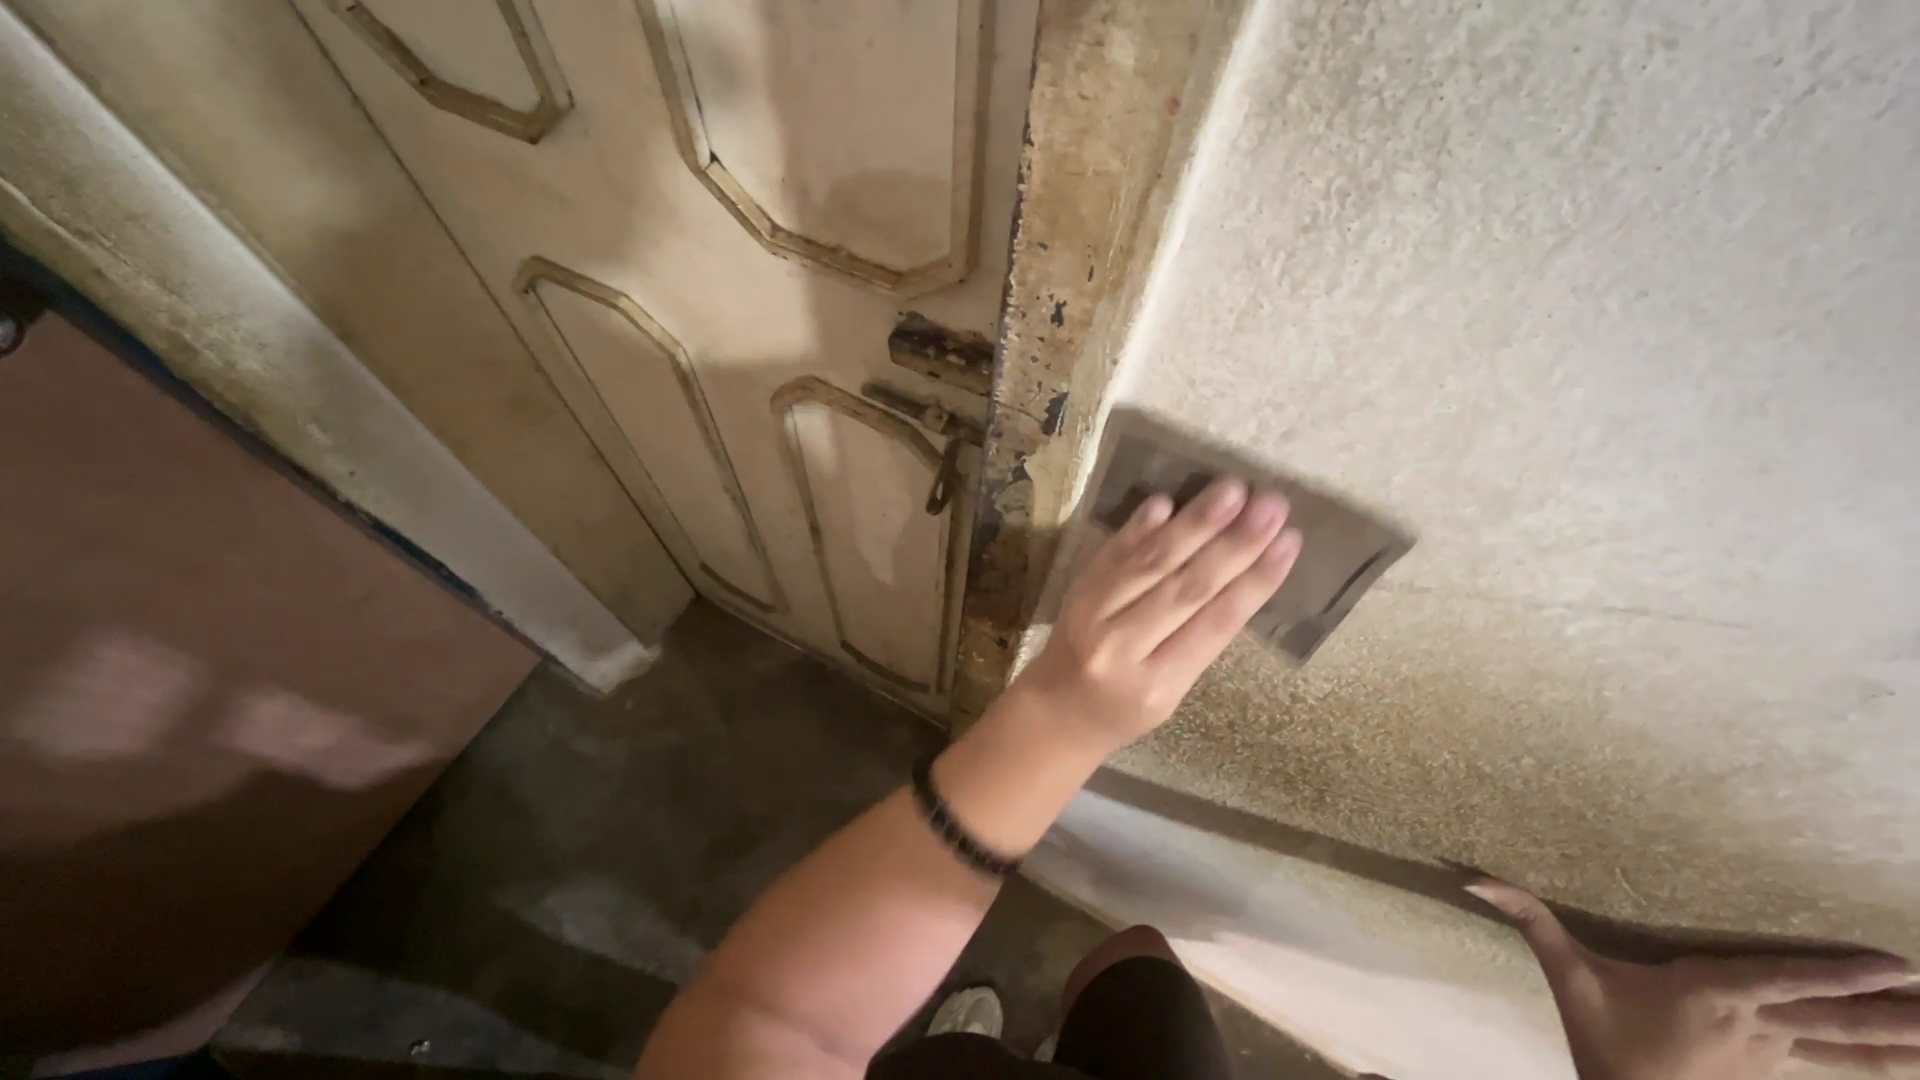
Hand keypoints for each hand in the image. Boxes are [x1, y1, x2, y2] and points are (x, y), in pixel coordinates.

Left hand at [1017, 476, 1300, 747]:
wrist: (1055, 709)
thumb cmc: (1125, 709)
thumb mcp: (1172, 693)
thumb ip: (1202, 639)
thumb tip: (1243, 570)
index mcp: (1157, 684)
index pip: (1215, 624)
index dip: (1255, 581)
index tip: (1290, 542)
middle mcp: (1121, 648)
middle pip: (1185, 588)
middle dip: (1232, 543)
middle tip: (1271, 504)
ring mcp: (1091, 616)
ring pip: (1149, 564)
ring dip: (1193, 524)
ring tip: (1231, 491)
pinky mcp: (1074, 591)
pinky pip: (1112, 553)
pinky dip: (1140, 527)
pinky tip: (1166, 502)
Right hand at [1469, 880, 1919, 1077]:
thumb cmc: (1600, 1036)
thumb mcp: (1565, 973)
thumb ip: (1529, 918)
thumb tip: (1474, 876)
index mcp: (1708, 995)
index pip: (1786, 982)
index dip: (1843, 976)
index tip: (1901, 966)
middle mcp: (1753, 1026)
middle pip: (1839, 1022)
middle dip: (1903, 1017)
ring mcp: (1770, 1055)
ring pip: (1853, 1050)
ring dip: (1906, 1042)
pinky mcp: (1771, 1071)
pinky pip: (1840, 1063)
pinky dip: (1882, 1059)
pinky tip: (1910, 1056)